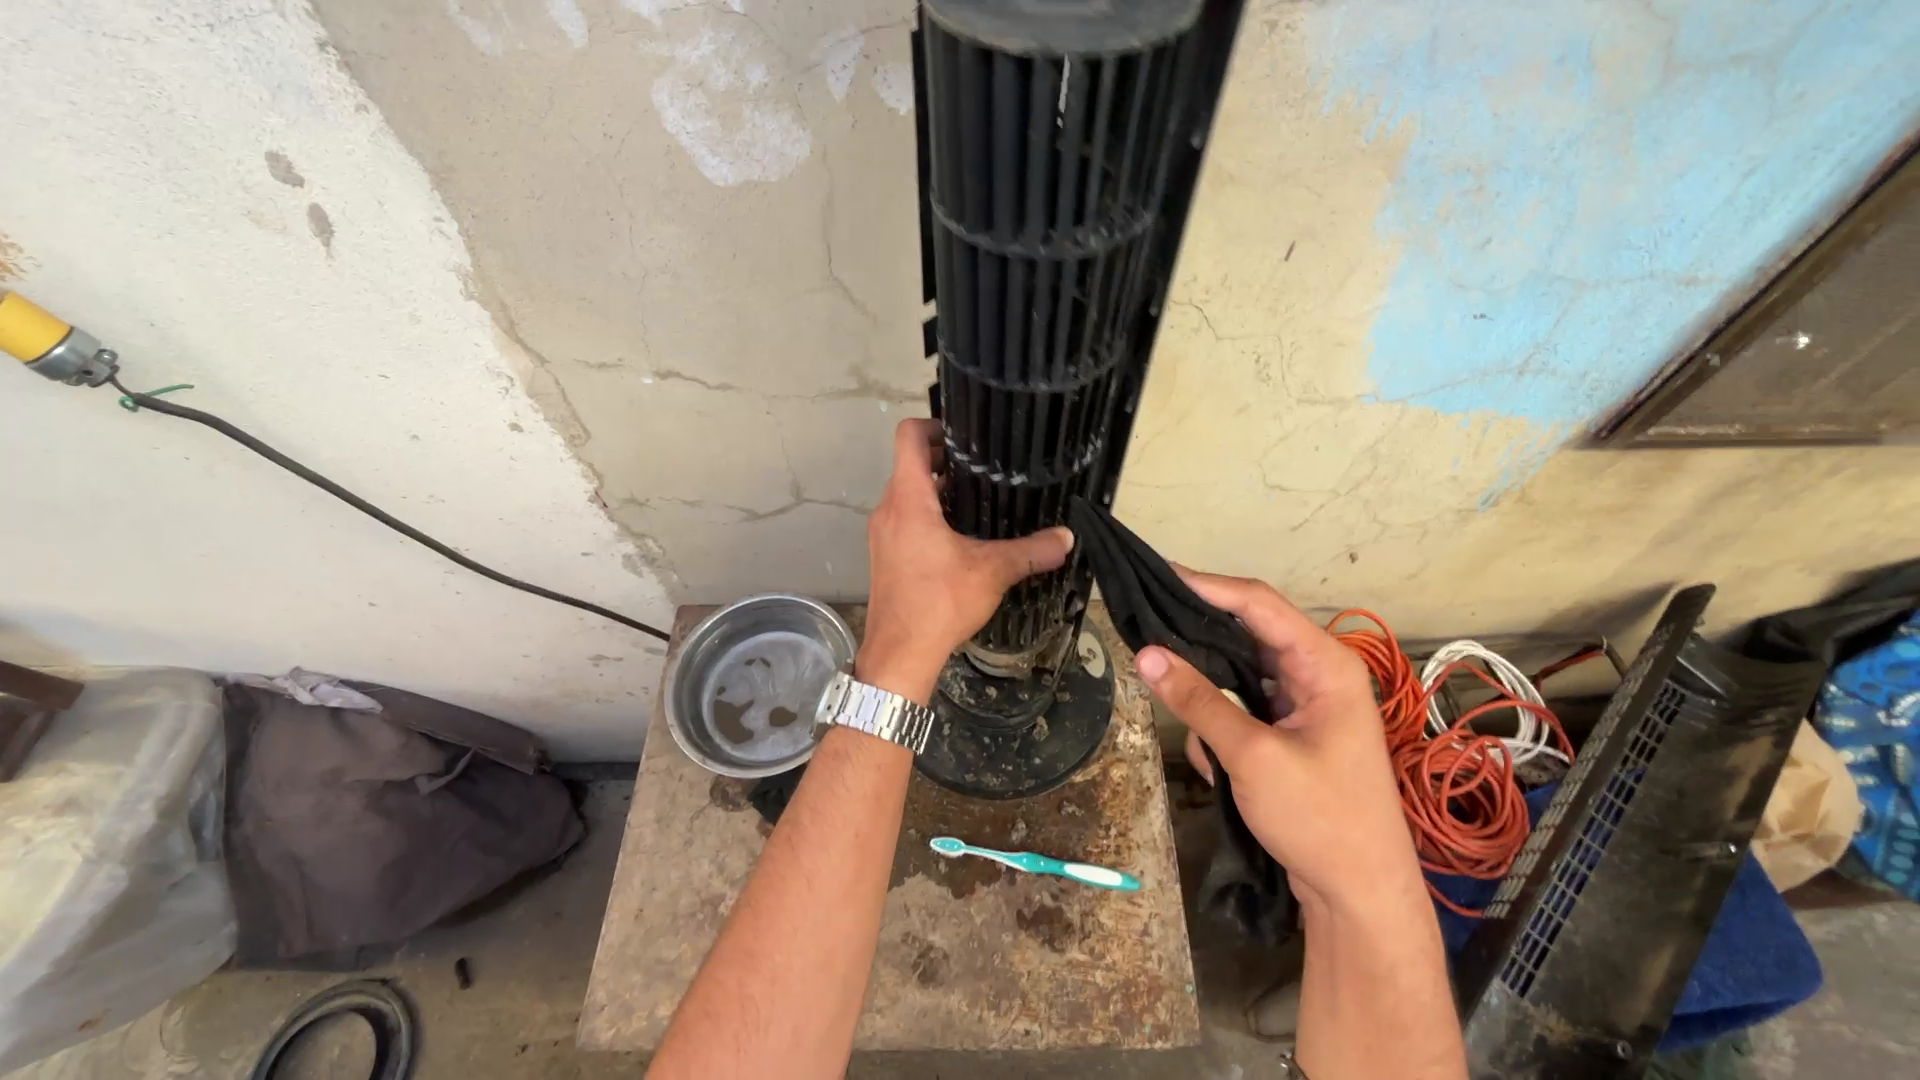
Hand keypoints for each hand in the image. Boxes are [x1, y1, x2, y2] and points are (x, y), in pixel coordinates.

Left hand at [859, 419, 1074, 701]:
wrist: (900, 654)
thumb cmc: (939, 603)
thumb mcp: (992, 572)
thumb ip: (1031, 550)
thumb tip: (1067, 538)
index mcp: (908, 499)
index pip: (909, 437)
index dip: (935, 425)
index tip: (966, 434)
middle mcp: (888, 509)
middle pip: (910, 464)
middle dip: (946, 460)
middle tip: (984, 466)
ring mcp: (883, 533)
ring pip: (907, 494)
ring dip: (937, 490)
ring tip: (978, 498)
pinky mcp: (885, 555)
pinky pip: (905, 519)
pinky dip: (928, 515)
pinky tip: (961, 535)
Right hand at [1133, 569, 1425, 916]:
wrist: (1359, 894)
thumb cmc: (1320, 817)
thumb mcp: (1251, 755)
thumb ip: (1198, 701)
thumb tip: (1144, 654)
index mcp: (1324, 664)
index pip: (1258, 603)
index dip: (1206, 585)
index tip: (1156, 574)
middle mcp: (1315, 674)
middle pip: (1244, 635)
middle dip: (1199, 645)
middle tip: (1147, 637)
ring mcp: (1302, 705)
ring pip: (1235, 678)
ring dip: (1209, 705)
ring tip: (1200, 741)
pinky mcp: (1288, 733)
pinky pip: (1238, 712)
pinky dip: (1219, 735)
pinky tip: (1220, 773)